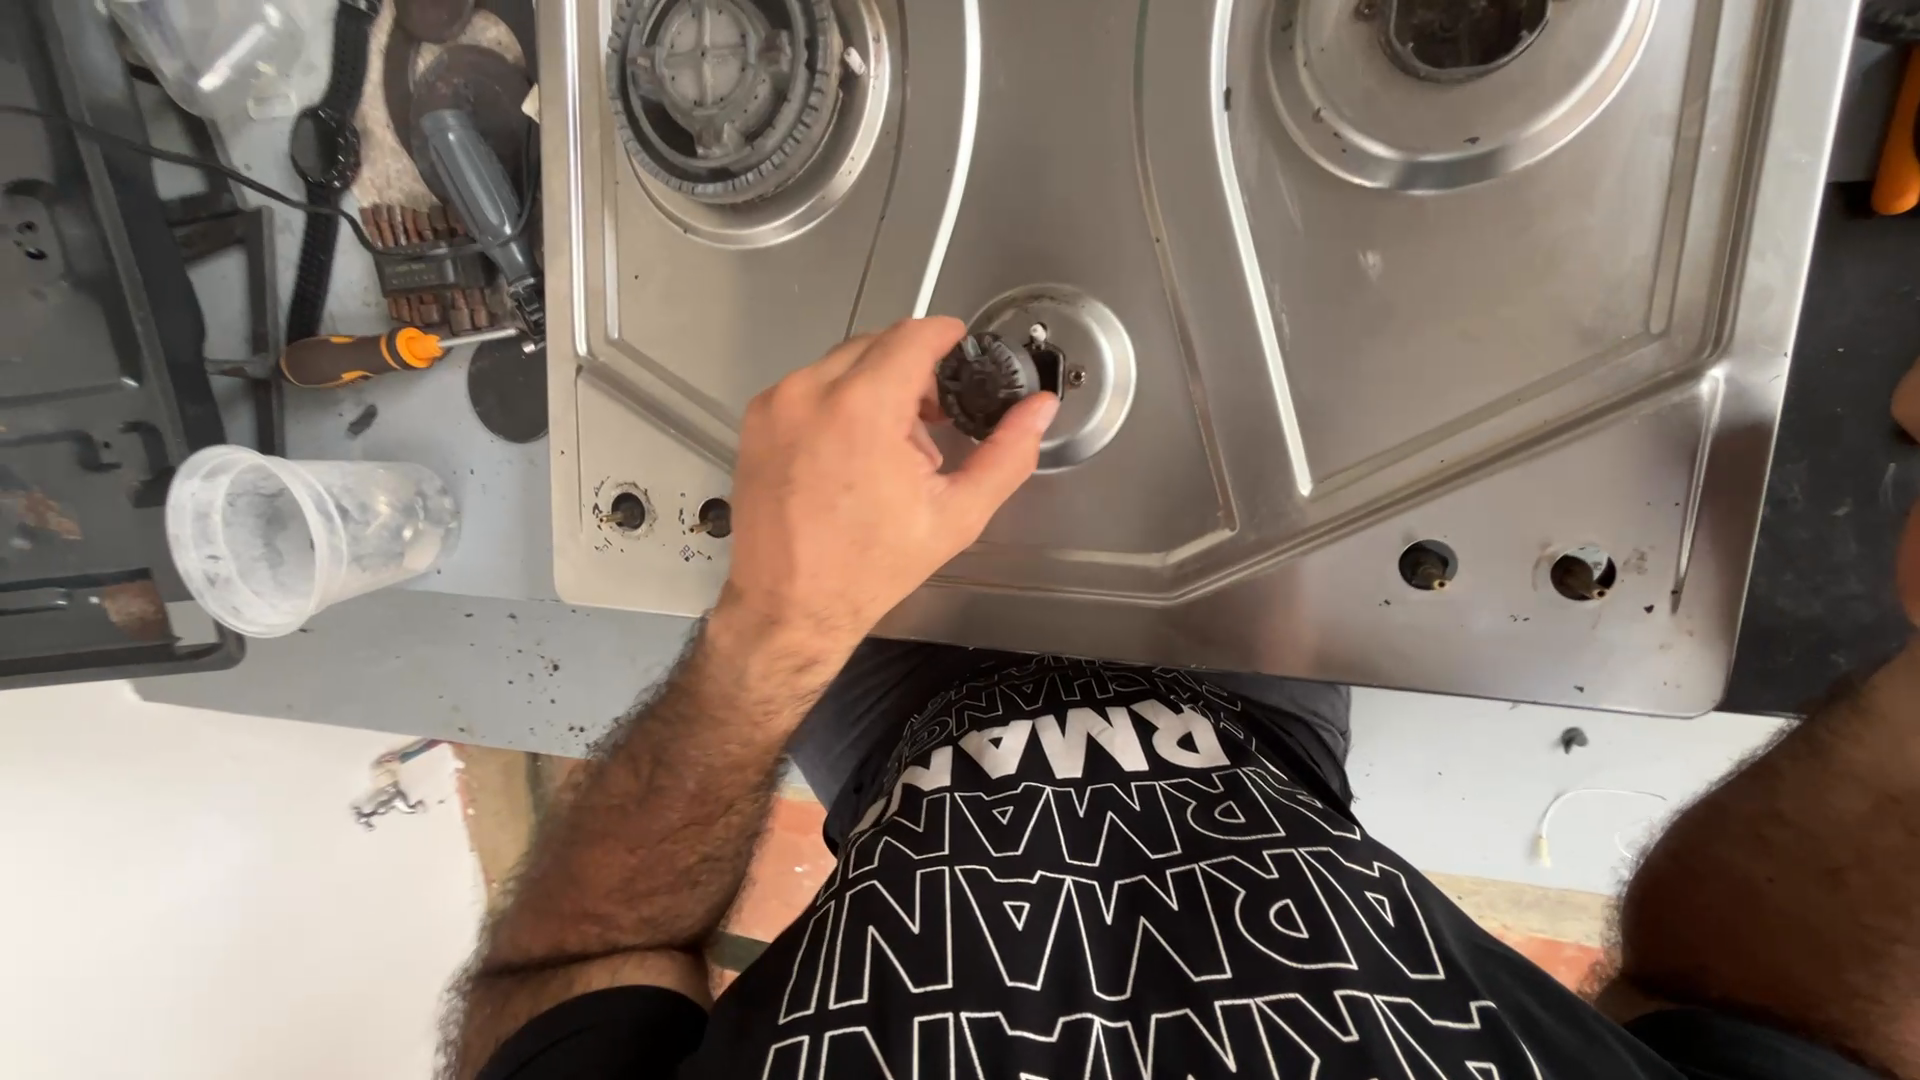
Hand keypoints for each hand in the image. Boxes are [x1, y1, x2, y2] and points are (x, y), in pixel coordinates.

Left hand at [715, 317, 1058, 657]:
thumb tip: (1038, 408)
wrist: (790, 605)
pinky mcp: (757, 420)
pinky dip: (839, 402)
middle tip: (933, 421)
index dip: (946, 337)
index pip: (913, 336)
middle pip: (878, 344)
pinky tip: (852, 453)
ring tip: (890, 449)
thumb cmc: (871, 568)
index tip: (961, 350)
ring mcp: (776, 405)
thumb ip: (1007, 453)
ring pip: (843, 363)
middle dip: (913, 371)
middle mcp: (810, 393)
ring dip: (876, 386)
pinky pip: (811, 386)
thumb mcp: (956, 515)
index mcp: (862, 409)